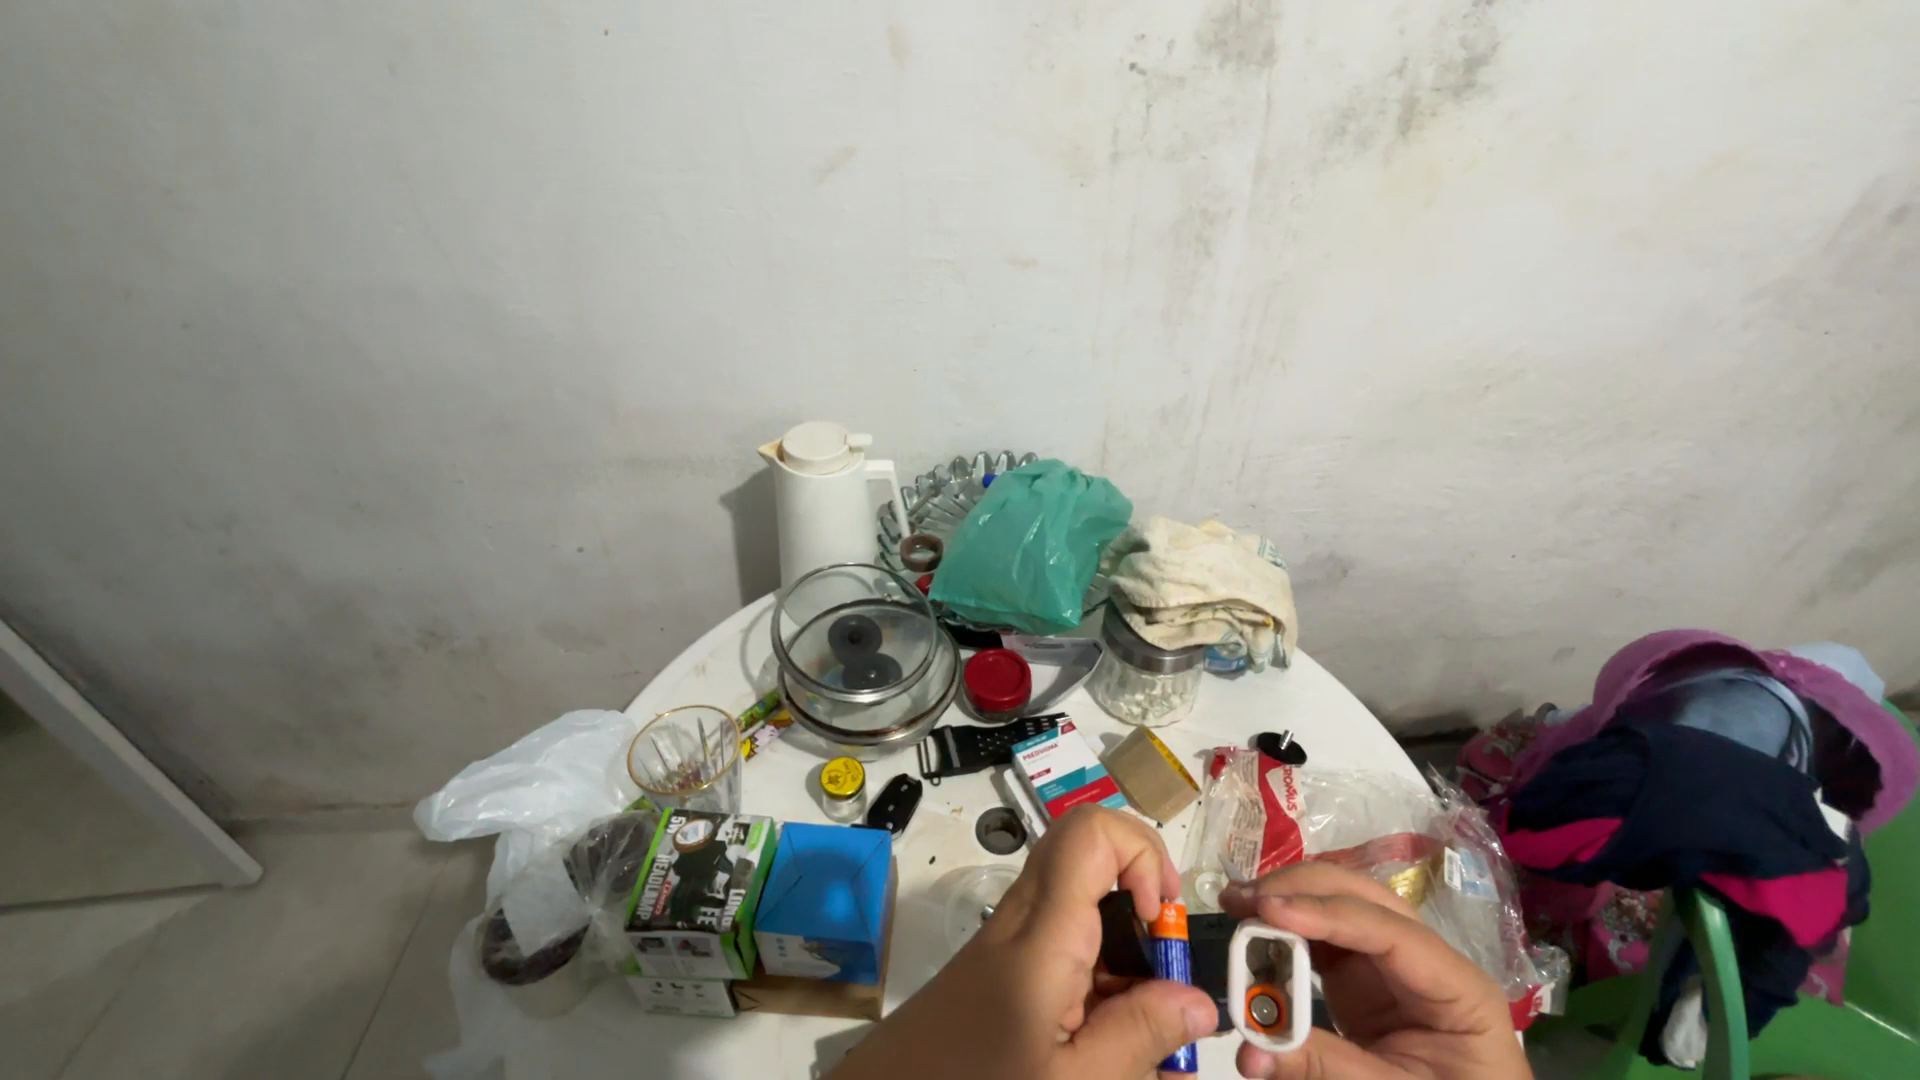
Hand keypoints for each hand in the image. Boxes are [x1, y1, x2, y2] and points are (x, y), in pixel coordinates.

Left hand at [828, 806, 1217, 1079]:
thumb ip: (1138, 1038)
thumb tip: (1199, 1000)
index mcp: (1044, 930)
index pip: (1092, 831)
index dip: (1141, 851)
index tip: (1163, 918)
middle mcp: (1027, 917)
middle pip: (1092, 857)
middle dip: (1145, 903)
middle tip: (1165, 976)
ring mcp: (1014, 938)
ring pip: (1086, 906)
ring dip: (1128, 955)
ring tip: (1148, 1035)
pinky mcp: (1007, 964)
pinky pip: (1067, 945)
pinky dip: (1102, 980)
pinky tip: (1113, 1045)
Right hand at [1222, 864, 1530, 1079]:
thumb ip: (1323, 1068)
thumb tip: (1247, 1053)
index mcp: (1458, 988)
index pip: (1390, 930)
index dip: (1327, 913)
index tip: (1266, 909)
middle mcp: (1424, 959)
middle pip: (1362, 898)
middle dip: (1299, 890)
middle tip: (1244, 901)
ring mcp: (1389, 963)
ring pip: (1336, 904)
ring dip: (1285, 898)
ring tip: (1236, 904)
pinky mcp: (1360, 975)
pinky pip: (1319, 937)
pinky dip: (1283, 928)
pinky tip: (1251, 926)